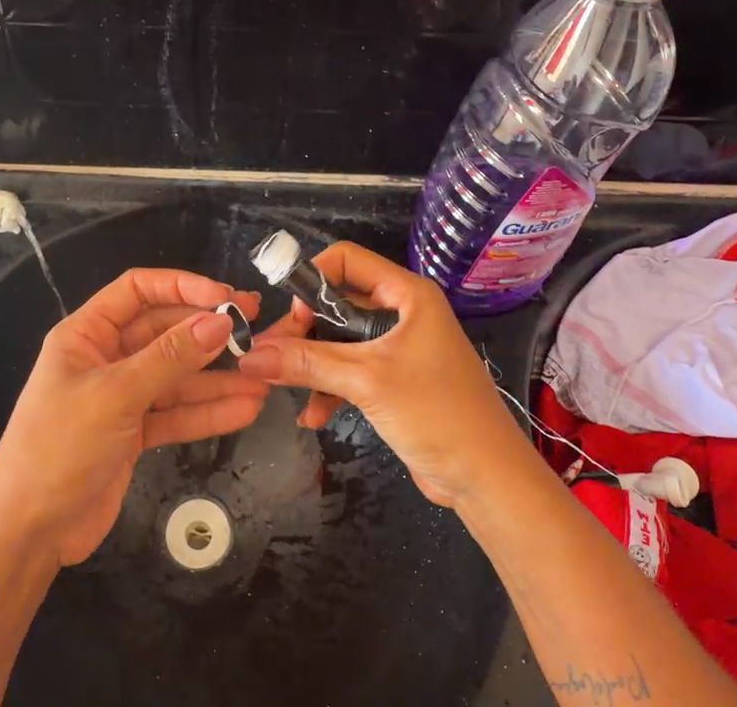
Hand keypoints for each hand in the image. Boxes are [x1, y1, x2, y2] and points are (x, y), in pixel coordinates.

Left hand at [0, 270, 270, 566]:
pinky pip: (176, 413)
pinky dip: (207, 412)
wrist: (28, 530)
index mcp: (86, 335)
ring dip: (217, 378)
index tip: (225, 297)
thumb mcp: (115, 396)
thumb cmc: (59, 447)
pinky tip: (245, 409)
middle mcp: (105, 358)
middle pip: (164, 332)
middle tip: (257, 330)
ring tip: (264, 378)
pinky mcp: (134, 434)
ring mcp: (121, 397)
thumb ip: (170, 358)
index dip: (181, 287)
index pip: (137, 291)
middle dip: (208, 333)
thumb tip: (219, 321)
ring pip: (177, 377)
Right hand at [240, 243, 522, 506]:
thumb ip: (307, 364)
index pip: (346, 260)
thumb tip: (249, 357)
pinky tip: (312, 416)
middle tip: (270, 359)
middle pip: (336, 304)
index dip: (313, 280)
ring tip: (279, 388)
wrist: (486, 477)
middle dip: (303, 332)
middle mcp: (402, 313)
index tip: (292, 318)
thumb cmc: (436, 412)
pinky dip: (328, 389)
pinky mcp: (393, 382)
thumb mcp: (367, 381)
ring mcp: (397, 349)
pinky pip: (349, 372)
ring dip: (311, 365)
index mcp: (406, 295)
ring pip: (338, 342)